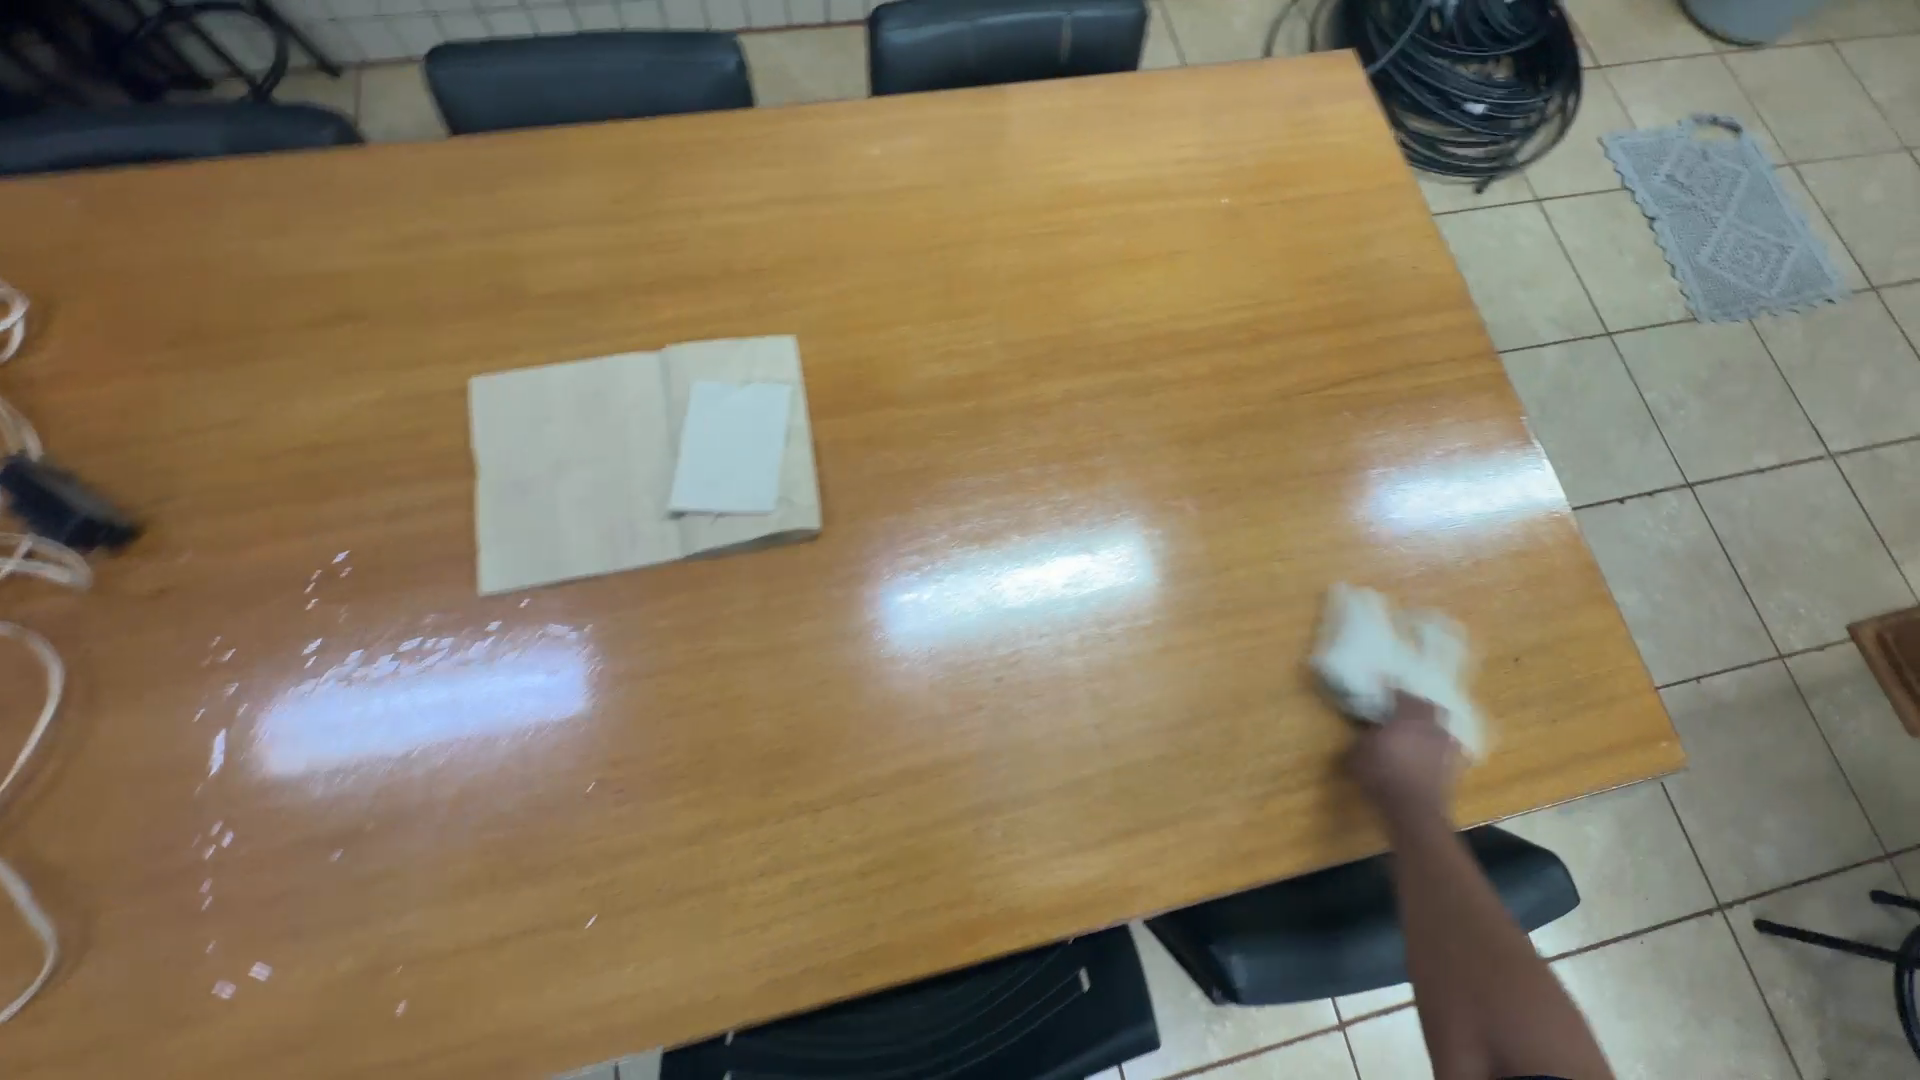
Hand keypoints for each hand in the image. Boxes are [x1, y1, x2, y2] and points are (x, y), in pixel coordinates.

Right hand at [1346, 691, 1461, 825]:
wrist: (1414, 811)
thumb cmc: (1381, 776)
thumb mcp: (1358, 753)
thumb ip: (1364, 735)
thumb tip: (1368, 728)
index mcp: (1408, 718)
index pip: (1402, 693)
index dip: (1391, 687)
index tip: (1382, 684)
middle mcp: (1431, 727)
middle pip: (1429, 706)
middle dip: (1417, 703)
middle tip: (1403, 704)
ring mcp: (1446, 746)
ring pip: (1441, 726)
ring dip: (1430, 723)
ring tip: (1417, 728)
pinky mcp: (1454, 766)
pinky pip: (1448, 747)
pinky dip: (1438, 745)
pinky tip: (1428, 752)